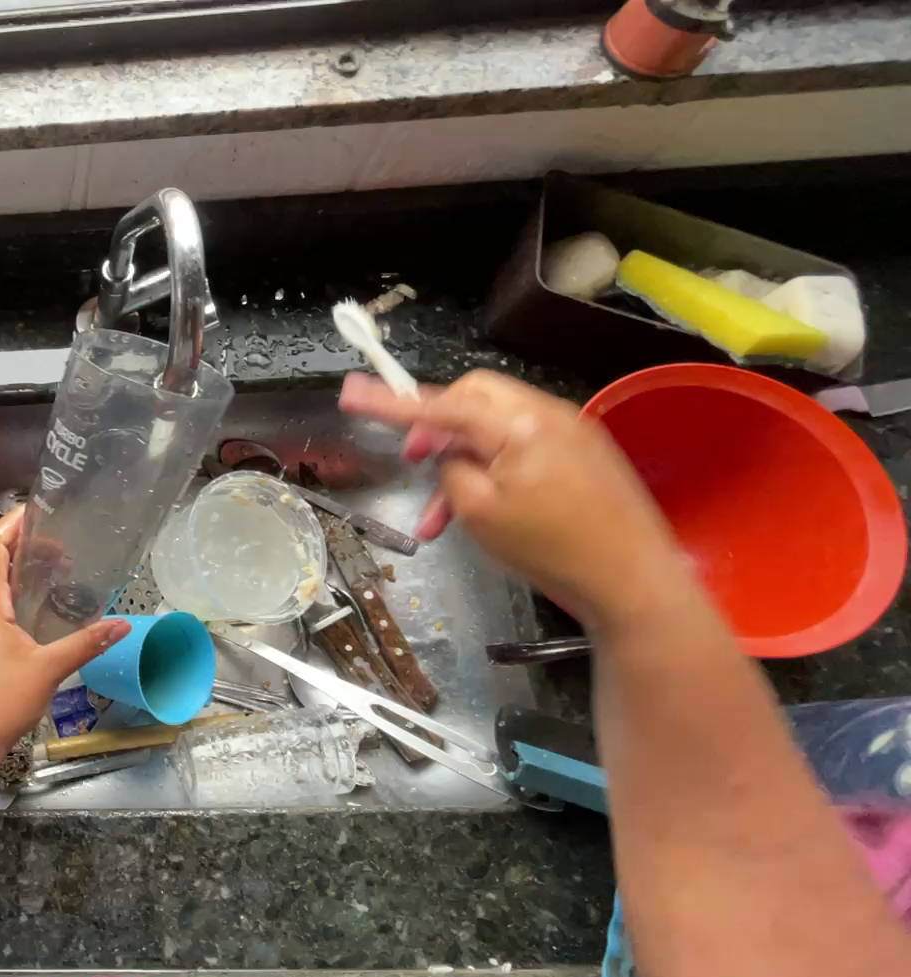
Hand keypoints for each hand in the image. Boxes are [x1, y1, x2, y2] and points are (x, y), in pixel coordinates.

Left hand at [0, 506, 129, 757]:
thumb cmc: (1, 700)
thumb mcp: (49, 669)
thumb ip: (85, 643)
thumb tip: (122, 625)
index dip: (11, 525)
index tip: (38, 512)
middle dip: (21, 544)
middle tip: (60, 544)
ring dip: (17, 568)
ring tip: (54, 568)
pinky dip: (12, 590)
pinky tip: (37, 604)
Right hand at [338, 369, 691, 630]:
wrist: (630, 579)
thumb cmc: (548, 547)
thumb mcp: (477, 511)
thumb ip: (451, 469)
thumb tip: (448, 453)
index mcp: (520, 426)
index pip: (440, 404)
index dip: (390, 402)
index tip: (350, 394)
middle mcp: (546, 414)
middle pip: (470, 397)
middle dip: (431, 424)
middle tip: (411, 459)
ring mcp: (567, 431)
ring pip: (489, 426)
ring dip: (455, 461)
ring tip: (436, 515)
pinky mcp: (578, 453)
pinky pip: (515, 446)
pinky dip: (486, 470)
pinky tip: (471, 512)